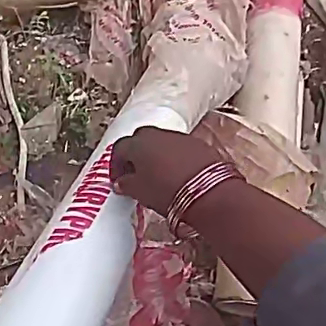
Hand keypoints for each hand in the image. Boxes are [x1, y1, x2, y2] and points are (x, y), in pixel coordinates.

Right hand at [109, 127, 228, 215]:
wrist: (209, 191)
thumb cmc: (165, 191)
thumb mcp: (139, 192)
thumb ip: (126, 184)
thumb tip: (121, 182)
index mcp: (137, 144)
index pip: (119, 149)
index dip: (116, 165)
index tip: (118, 180)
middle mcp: (156, 134)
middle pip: (140, 140)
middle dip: (136, 156)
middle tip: (135, 175)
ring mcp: (179, 137)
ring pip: (161, 143)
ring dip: (156, 156)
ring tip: (157, 177)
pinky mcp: (198, 144)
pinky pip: (179, 149)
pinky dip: (174, 159)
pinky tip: (176, 176)